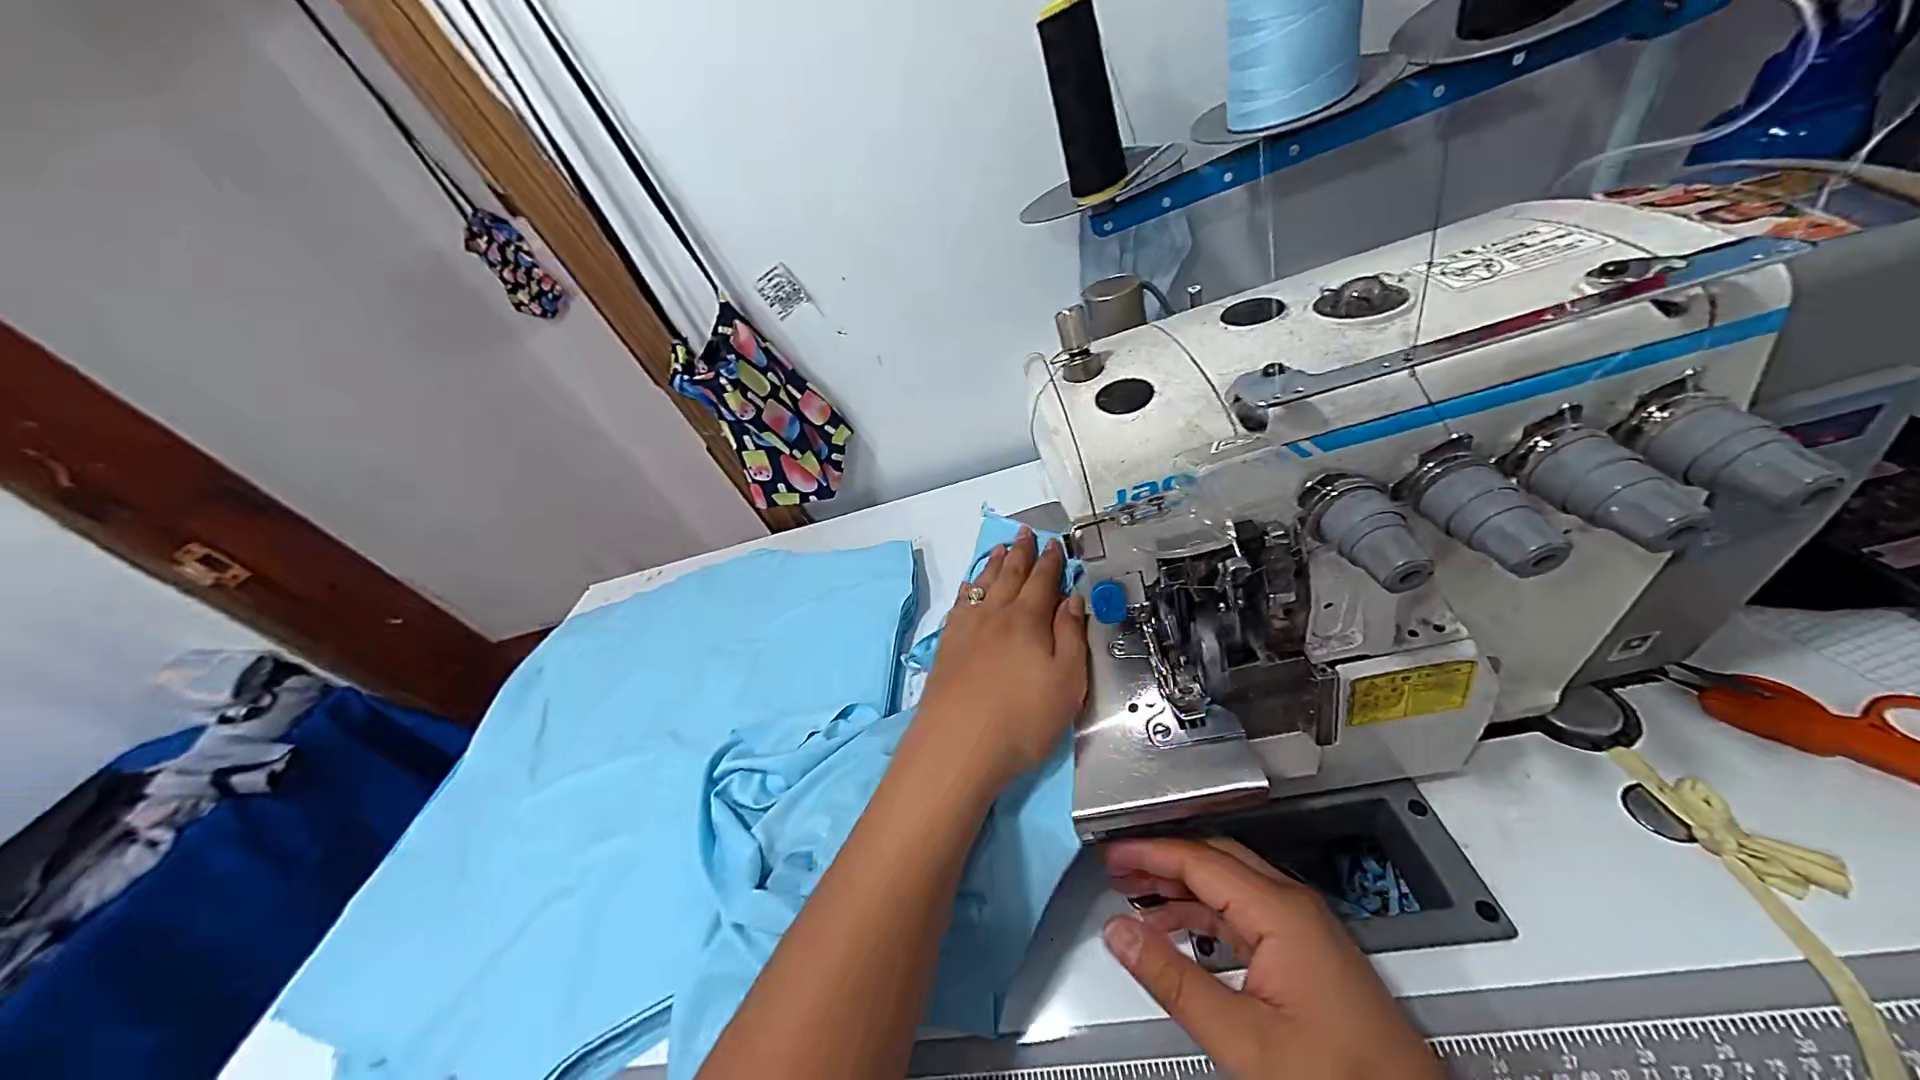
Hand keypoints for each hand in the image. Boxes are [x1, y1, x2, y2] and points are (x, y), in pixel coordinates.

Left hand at [907, 527, 1088, 790]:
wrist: (957, 744)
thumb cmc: (1022, 718)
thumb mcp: (1066, 681)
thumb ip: (1070, 636)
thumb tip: (1072, 599)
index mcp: (1027, 620)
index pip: (1043, 582)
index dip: (1051, 562)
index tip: (1055, 544)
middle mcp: (995, 615)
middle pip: (1010, 575)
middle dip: (1021, 553)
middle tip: (1025, 532)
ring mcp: (966, 628)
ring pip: (983, 584)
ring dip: (994, 564)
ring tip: (1001, 548)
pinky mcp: (946, 645)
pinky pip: (960, 604)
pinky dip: (968, 588)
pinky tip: (969, 586)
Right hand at [1102, 838, 1442, 1079]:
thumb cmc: (1343, 1079)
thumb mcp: (1241, 1037)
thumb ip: (1173, 979)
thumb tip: (1121, 934)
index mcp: (1280, 912)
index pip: (1198, 861)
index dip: (1149, 853)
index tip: (1113, 854)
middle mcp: (1294, 907)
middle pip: (1213, 860)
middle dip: (1161, 861)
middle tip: (1119, 868)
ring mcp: (1303, 926)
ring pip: (1228, 883)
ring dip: (1181, 886)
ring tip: (1138, 897)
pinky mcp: (1306, 948)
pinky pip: (1244, 910)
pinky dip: (1204, 911)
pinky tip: (1180, 928)